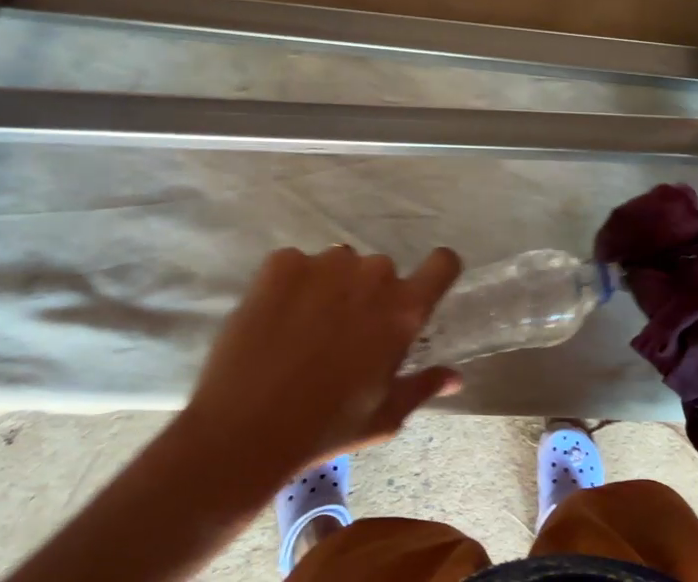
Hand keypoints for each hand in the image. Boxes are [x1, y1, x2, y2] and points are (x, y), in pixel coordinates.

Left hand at [174, 245, 462, 491]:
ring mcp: (326, 264)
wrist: (242, 432)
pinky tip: (274, 320)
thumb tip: (455, 376)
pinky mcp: (281, 264)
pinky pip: (296, 264)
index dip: (436, 272)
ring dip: (330, 286)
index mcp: (405, 309)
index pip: (443, 264)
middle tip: (343, 333)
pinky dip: (290, 285)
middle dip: (368, 294)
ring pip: (339, 264)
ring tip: (303, 328)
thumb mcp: (384, 417)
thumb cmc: (325, 428)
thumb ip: (422, 386)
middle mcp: (373, 275)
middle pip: (382, 270)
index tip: (421, 287)